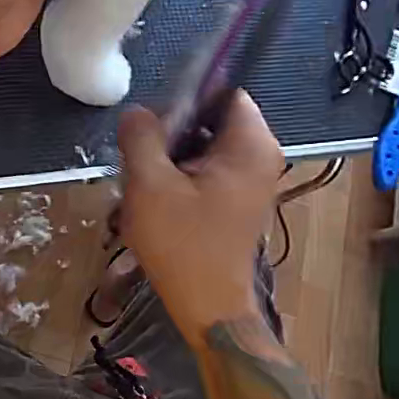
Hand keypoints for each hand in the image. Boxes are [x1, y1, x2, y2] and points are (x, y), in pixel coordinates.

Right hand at [117, 93, 285, 333]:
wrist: (208, 308)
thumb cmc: (182, 245)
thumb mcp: (150, 183)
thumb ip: (141, 135)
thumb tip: (138, 113)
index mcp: (251, 145)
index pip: (223, 91)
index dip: (185, 99)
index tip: (155, 127)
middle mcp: (261, 158)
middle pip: (211, 121)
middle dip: (172, 136)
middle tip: (142, 163)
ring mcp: (252, 183)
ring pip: (204, 150)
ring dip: (170, 163)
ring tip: (144, 189)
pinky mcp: (238, 204)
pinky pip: (207, 175)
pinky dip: (180, 183)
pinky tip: (156, 206)